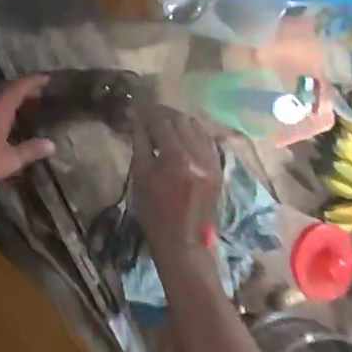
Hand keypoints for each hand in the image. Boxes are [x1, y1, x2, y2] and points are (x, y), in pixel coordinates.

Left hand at [0, 76, 55, 191]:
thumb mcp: (8, 161)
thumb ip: (30, 151)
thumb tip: (52, 145)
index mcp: (0, 105)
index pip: (22, 84)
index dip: (36, 80)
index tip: (46, 79)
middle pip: (5, 85)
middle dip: (21, 88)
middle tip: (34, 95)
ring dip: (4, 95)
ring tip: (14, 105)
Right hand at [129, 103, 223, 258]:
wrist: (184, 243)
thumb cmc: (155, 214)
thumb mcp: (141, 177)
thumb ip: (140, 144)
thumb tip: (136, 119)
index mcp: (177, 158)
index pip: (162, 121)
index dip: (146, 111)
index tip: (134, 107)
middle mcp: (199, 154)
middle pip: (181, 119)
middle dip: (162, 112)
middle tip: (145, 112)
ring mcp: (212, 160)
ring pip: (195, 127)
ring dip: (177, 119)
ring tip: (160, 120)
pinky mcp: (218, 168)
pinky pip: (205, 139)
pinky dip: (191, 131)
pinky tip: (179, 133)